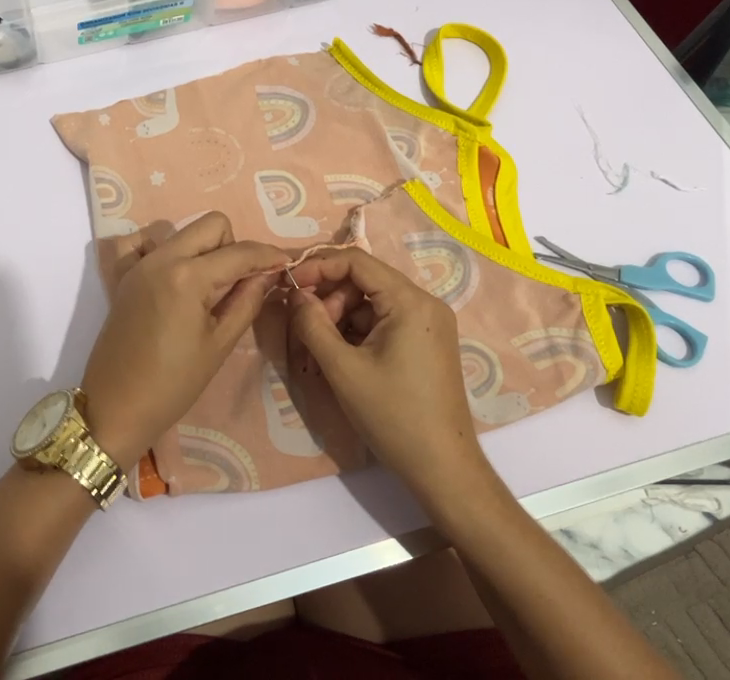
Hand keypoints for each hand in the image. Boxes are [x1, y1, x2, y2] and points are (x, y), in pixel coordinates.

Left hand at [80, 213, 287, 466]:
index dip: (269, 256)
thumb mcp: (219, 345)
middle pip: (212, 225)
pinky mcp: (125, 275)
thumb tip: (267, 275)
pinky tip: (177, 278)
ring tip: (212, 287)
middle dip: (235, 246)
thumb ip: (246, 301)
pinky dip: (168, 252)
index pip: (240, 252)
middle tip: (242, 282)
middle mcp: (162, 257)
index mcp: (188, 275)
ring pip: (184, 232)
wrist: (115, 406)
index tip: (286, 265)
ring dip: (206, 248)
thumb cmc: (173, 383)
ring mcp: (140, 263)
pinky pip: (148, 244)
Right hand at [285, 248, 486, 505]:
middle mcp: (425, 304)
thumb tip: (295, 295)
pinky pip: (384, 321)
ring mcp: (429, 324)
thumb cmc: (392, 415)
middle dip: (329, 297)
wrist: (442, 466)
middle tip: (304, 325)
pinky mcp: (426, 343)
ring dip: (341, 316)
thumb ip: (313, 324)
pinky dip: (358, 331)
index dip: (318, 267)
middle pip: (364, 281)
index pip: (357, 261)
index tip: (287, 284)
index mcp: (410, 302)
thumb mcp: (343, 369)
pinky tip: (341, 356)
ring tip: (320, 347)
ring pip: (371, 303)